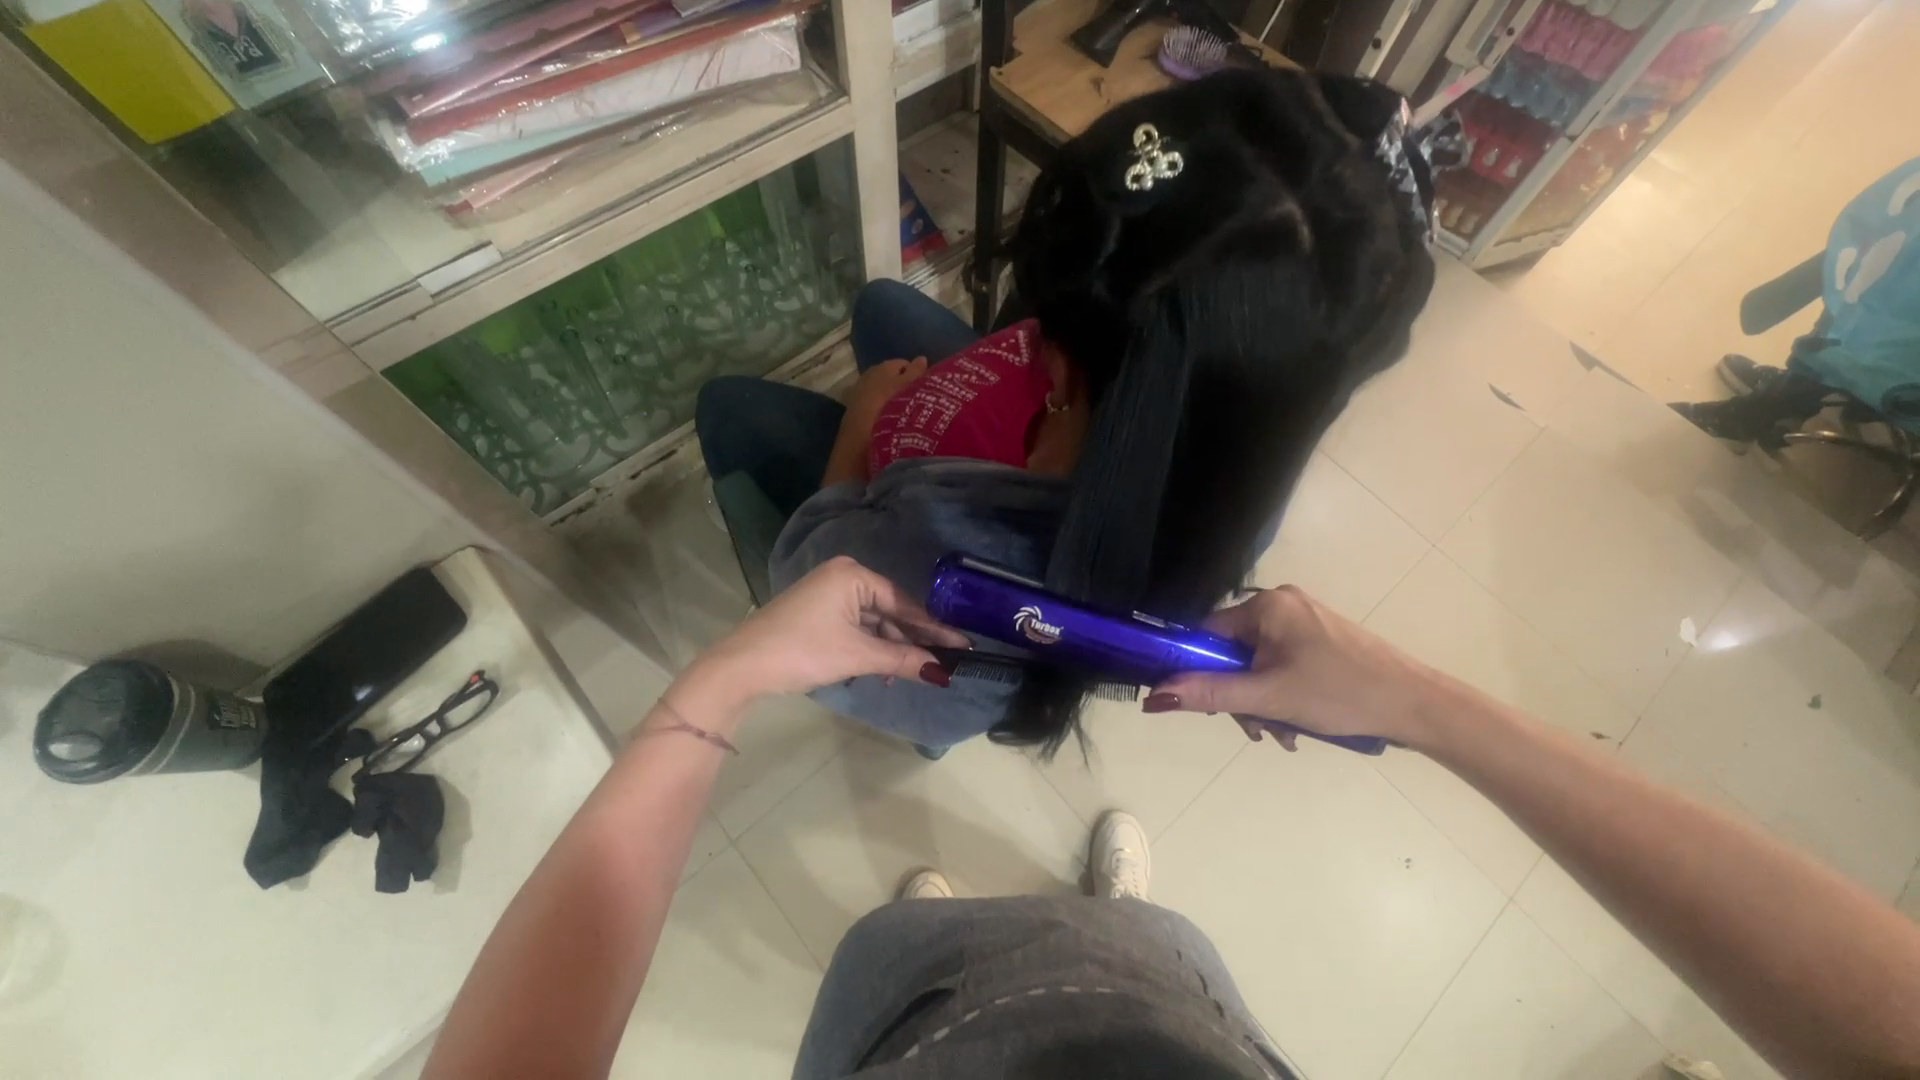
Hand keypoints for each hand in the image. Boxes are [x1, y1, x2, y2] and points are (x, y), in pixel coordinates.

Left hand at [667, 557, 967, 727]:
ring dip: (889, 648)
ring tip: (907, 674)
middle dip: (910, 640)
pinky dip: (868, 647)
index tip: (961, 645)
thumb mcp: (858, 655)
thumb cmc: (804, 651)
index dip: (932, 627)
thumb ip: (902, 660)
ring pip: (872, 621)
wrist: (742, 666)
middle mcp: (842, 576)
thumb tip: (942, 672)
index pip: (903, 602)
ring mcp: (827, 594)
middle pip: (889, 610)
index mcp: (853, 574)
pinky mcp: (816, 612)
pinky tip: (880, 669)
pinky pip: (854, 626)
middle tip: (940, 663)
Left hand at [845, 357, 927, 432]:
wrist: (861, 437)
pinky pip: (872, 403)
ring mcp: (859, 392)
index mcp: (884, 367)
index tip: (924, 388)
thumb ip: (916, 372)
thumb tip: (922, 358)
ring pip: (880, 390)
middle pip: (889, 376)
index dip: (914, 374)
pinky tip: (887, 419)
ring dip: (890, 397)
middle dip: (901, 385)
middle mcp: (869, 375)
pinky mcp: (853, 409)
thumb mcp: (908, 387)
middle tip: (915, 400)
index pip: (903, 364)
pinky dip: (880, 407)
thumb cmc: (891, 407)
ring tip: (902, 411)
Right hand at [1144, 586, 1445, 750]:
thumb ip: (1208, 694)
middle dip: (1239, 695)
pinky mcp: (1320, 636)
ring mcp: (1303, 618)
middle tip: (1259, 729)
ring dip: (1261, 701)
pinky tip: (1295, 724)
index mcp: (1265, 606)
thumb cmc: (1340, 694)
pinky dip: (1280, 693)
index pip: (1205, 633)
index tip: (1207, 705)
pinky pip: (1280, 662)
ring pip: (1256, 662)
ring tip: (1283, 733)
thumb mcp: (1268, 698)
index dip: (1197, 669)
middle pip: (1231, 651)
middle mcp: (1281, 603)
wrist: (1418, 705)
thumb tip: (1154, 696)